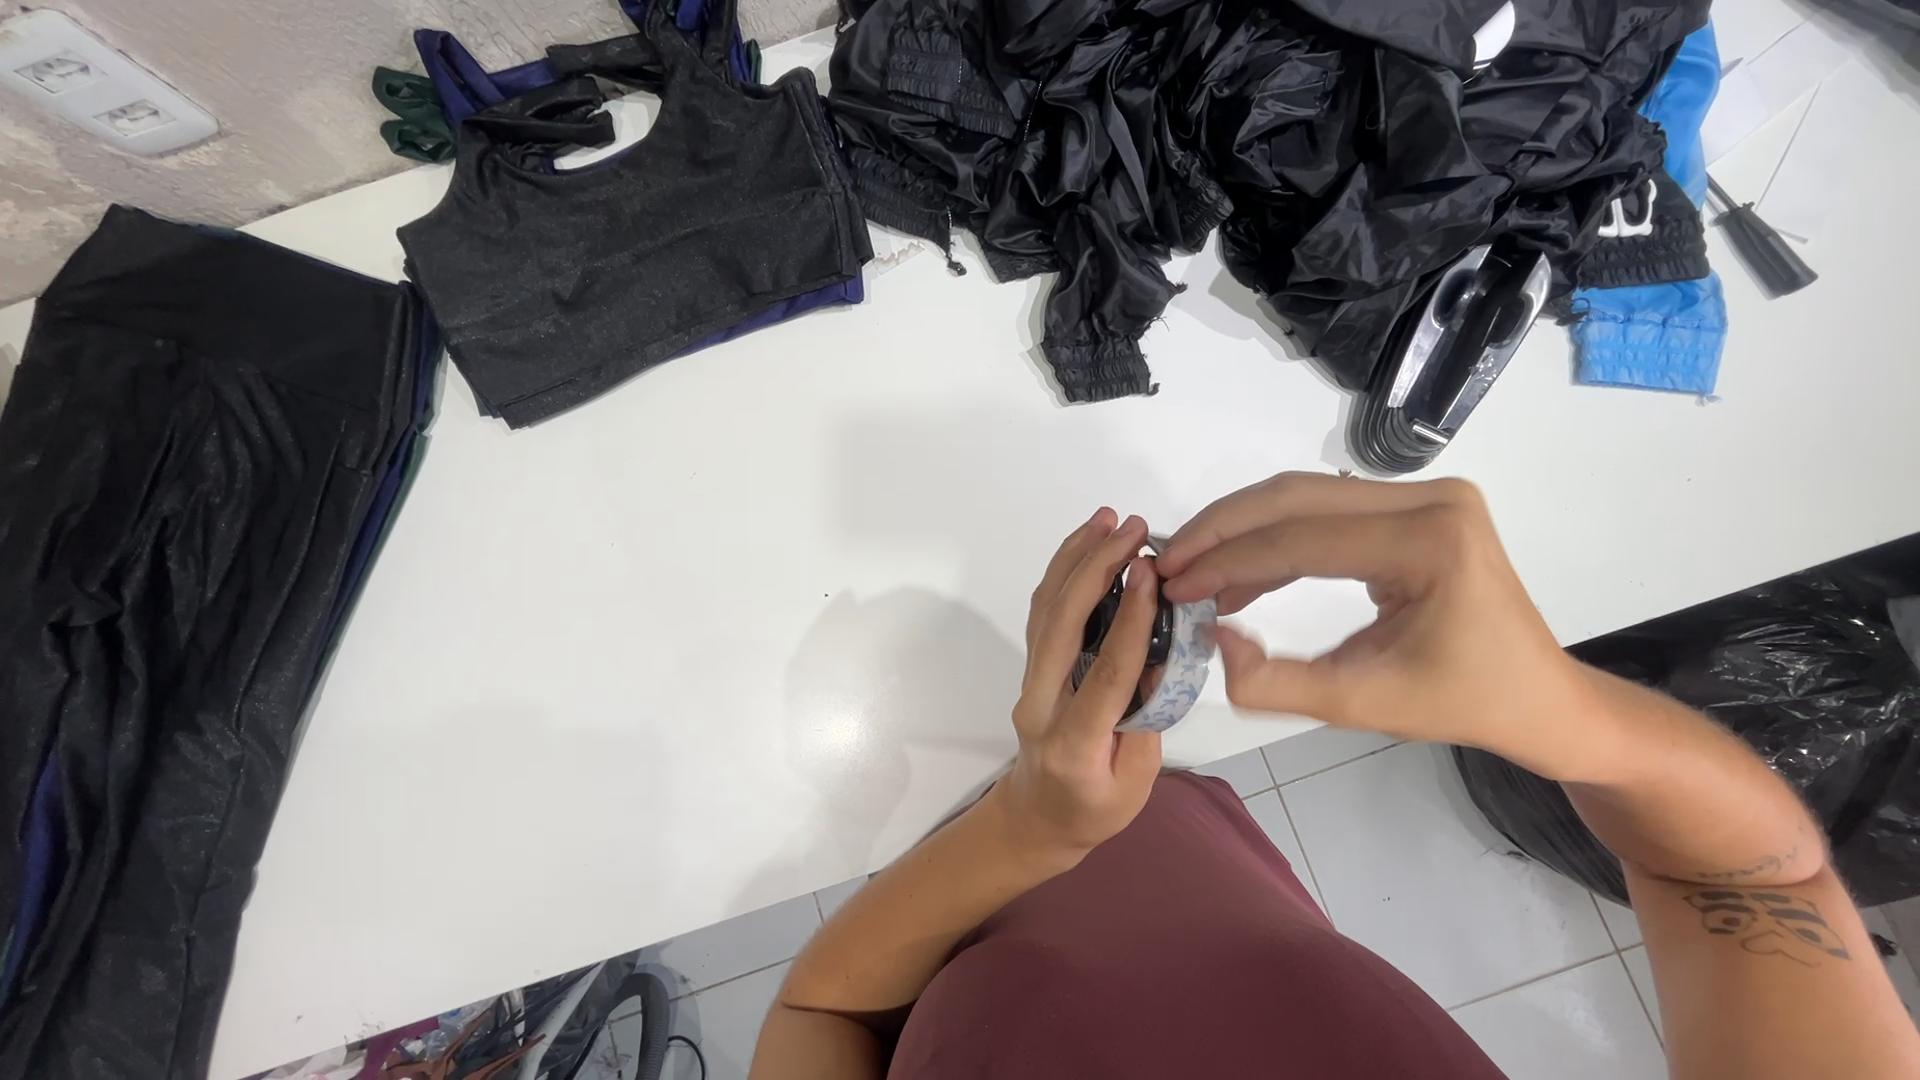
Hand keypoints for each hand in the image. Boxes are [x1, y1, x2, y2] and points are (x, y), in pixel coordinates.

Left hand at [991, 509, 1162, 867]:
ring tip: (1106, 521)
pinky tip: (1084, 547)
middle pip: (1061, 623)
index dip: (1130, 619)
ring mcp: (1029, 680)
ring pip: (1045, 609)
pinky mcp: (1032, 666)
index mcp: (1074, 741)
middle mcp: (1041, 701)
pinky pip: (1043, 612)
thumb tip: (1158, 653)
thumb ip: (1146, 719)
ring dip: (1075, 558)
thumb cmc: (1092, 810)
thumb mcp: (1135, 783)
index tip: (1150, 572)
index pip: (1105, 671)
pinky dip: (1062, 573)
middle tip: (1131, 530)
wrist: (1036, 816)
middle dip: (1096, 568)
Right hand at [1157, 473, 1597, 779]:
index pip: (1299, 540)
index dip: (1224, 562)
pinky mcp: (1411, 506)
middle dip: (1219, 530)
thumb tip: (1207, 636)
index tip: (1170, 586)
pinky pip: (1321, 512)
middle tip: (1166, 563)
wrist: (1538, 697)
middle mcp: (1430, 499)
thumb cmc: (1460, 704)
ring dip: (1237, 530)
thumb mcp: (1358, 705)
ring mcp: (1424, 495)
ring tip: (1191, 571)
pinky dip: (1270, 540)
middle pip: (1293, 498)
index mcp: (1430, 542)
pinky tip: (1236, 576)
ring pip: (1300, 496)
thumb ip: (1271, 682)